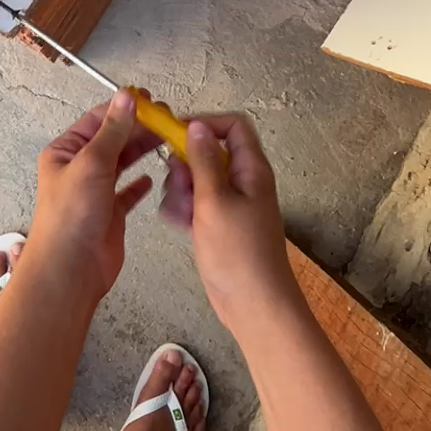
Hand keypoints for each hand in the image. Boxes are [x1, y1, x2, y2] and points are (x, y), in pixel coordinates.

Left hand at [22, 92, 163, 301]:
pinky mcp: (110, 213)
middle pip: (113, 139)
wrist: (71, 268)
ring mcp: (95, 190)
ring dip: (142, 150)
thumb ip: (113, 130)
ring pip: (123, 162)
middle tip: (168, 119)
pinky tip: (153, 176)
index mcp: (66, 151)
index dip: (123, 107)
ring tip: (168, 138)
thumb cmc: (73, 213)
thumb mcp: (92, 162)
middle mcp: (80, 167)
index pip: (98, 120)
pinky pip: (128, 192)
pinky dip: (140, 183)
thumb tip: (126, 96)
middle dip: (138, 128)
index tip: (151, 100)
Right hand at [158, 114, 299, 331]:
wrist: (254, 306)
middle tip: (180, 185)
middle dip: (185, 164)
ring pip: (197, 177)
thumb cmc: (238, 252)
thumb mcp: (214, 200)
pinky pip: (195, 201)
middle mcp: (243, 180)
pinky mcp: (218, 222)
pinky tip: (179, 224)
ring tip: (181, 213)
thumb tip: (197, 125)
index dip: (205, 123)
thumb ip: (203, 160)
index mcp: (251, 169)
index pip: (233, 125)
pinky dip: (184, 208)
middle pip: (209, 151)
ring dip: (181, 189)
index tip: (176, 135)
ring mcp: (230, 202)